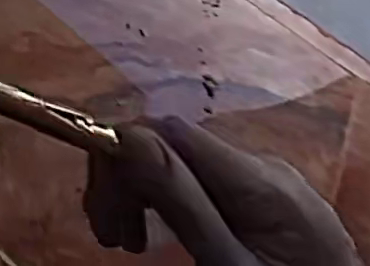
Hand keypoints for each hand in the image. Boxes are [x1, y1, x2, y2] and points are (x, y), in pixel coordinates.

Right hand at [84, 116, 358, 265]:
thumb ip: (184, 203)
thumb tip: (125, 133)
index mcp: (266, 183)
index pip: (172, 130)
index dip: (124, 150)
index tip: (98, 202)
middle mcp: (268, 168)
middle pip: (173, 144)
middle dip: (127, 179)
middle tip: (104, 233)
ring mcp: (270, 184)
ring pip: (182, 162)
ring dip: (142, 191)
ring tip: (122, 239)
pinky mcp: (269, 203)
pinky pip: (203, 183)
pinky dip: (170, 201)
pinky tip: (155, 231)